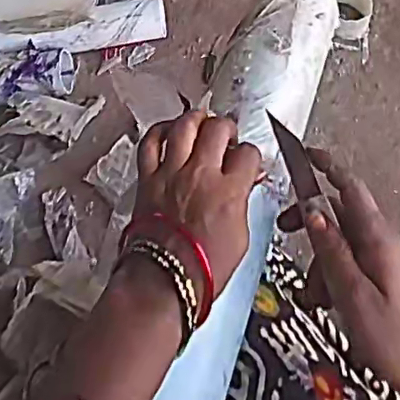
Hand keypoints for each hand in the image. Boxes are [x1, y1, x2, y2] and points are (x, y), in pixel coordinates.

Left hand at [131, 111, 261, 301]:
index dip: (250, 154)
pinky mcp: (149, 177)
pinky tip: (168, 130)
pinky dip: (159, 131)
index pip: (248, 154)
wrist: (164, 280)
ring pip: (185, 126)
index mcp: (229, 191)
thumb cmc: (202, 268)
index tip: (247, 159)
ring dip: (196, 119)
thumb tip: (244, 185)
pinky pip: (150, 142)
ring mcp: (172, 173)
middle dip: (227, 127)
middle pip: (218, 128)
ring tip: (201, 121)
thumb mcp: (240, 237)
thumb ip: (242, 203)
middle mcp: (201, 174)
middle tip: (226, 135)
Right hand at [280, 148, 399, 399]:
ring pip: (335, 238)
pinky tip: (323, 299)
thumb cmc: (393, 338)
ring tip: (312, 293)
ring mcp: (378, 256)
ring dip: (316, 258)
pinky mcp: (374, 273)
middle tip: (283, 228)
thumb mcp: (353, 293)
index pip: (349, 186)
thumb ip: (331, 249)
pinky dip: (327, 273)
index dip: (326, 165)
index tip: (303, 152)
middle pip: (336, 211)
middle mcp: (378, 239)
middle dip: (308, 218)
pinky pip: (342, 259)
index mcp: (377, 237)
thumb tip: (311, 209)